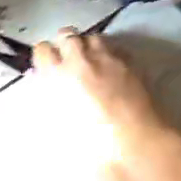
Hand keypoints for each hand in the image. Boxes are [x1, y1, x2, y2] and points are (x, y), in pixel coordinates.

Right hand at [34, 30, 180, 180]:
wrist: (138, 145)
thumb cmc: (94, 145)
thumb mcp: (62, 129)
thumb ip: (53, 105)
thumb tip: (52, 93)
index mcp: (59, 74)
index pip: (43, 50)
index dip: (43, 57)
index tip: (46, 67)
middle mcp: (82, 59)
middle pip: (67, 34)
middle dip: (64, 44)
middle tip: (67, 61)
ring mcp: (109, 59)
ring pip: (93, 37)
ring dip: (88, 46)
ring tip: (90, 62)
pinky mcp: (131, 64)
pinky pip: (116, 49)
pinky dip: (111, 54)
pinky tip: (112, 69)